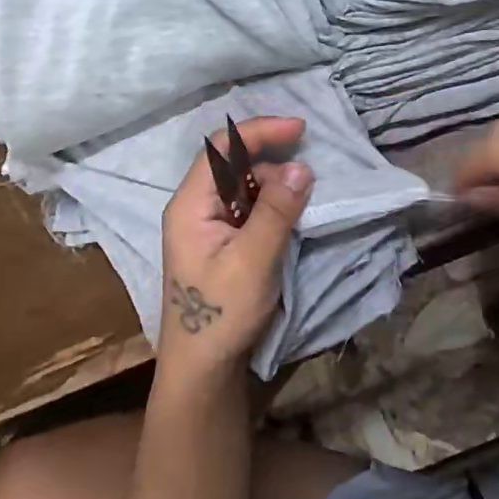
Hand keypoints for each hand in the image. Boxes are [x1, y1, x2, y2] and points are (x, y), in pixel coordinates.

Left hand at [158, 116, 313, 380]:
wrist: (203, 368)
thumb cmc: (221, 314)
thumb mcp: (254, 261)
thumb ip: (277, 212)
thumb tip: (301, 166)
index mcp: (189, 205)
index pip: (221, 149)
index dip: (259, 132)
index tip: (299, 129)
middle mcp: (193, 207)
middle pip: (231, 164)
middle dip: (270, 158)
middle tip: (309, 172)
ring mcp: (205, 225)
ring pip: (241, 186)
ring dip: (272, 182)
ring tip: (303, 195)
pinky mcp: (219, 241)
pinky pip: (245, 207)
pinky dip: (269, 203)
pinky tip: (289, 212)